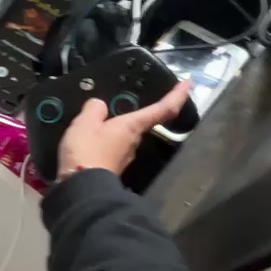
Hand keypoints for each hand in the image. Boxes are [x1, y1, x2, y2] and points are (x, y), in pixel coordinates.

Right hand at [57, 79, 190, 178]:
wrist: (82, 187)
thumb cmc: (87, 150)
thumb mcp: (85, 123)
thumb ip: (94, 110)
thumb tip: (99, 105)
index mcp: (133, 126)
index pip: (163, 109)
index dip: (177, 95)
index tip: (188, 83)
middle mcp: (135, 141)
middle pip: (141, 123)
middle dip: (132, 115)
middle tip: (114, 108)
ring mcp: (125, 156)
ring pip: (124, 137)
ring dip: (113, 131)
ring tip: (93, 126)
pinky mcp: (112, 167)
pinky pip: (111, 149)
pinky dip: (103, 143)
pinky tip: (88, 143)